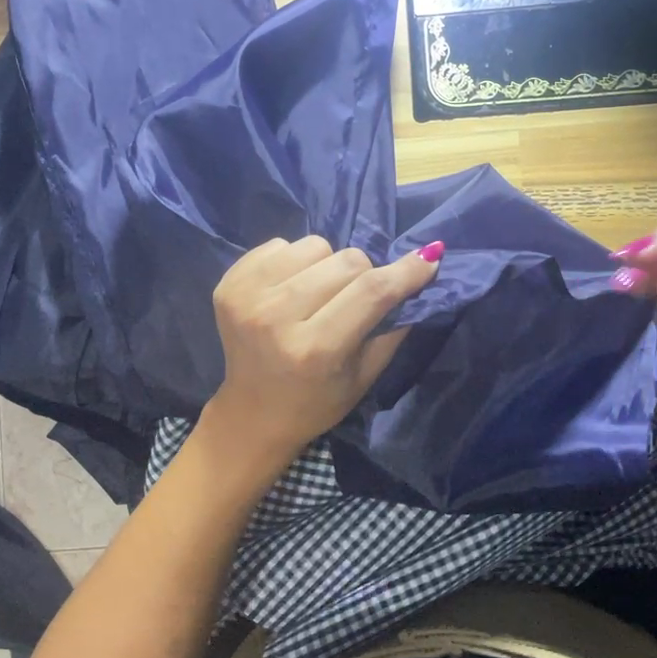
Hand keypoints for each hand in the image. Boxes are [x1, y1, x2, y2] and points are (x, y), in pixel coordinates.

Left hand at [205, 235, 442, 458]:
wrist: (252, 413)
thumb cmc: (316, 402)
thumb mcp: (364, 376)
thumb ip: (394, 326)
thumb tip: (423, 269)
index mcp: (314, 349)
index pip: (370, 291)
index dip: (405, 271)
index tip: (428, 259)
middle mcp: (275, 318)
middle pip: (346, 261)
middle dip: (363, 274)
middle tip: (354, 299)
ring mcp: (246, 298)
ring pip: (314, 245)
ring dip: (326, 265)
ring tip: (317, 295)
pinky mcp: (228, 284)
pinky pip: (279, 245)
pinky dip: (293, 262)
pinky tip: (289, 291)